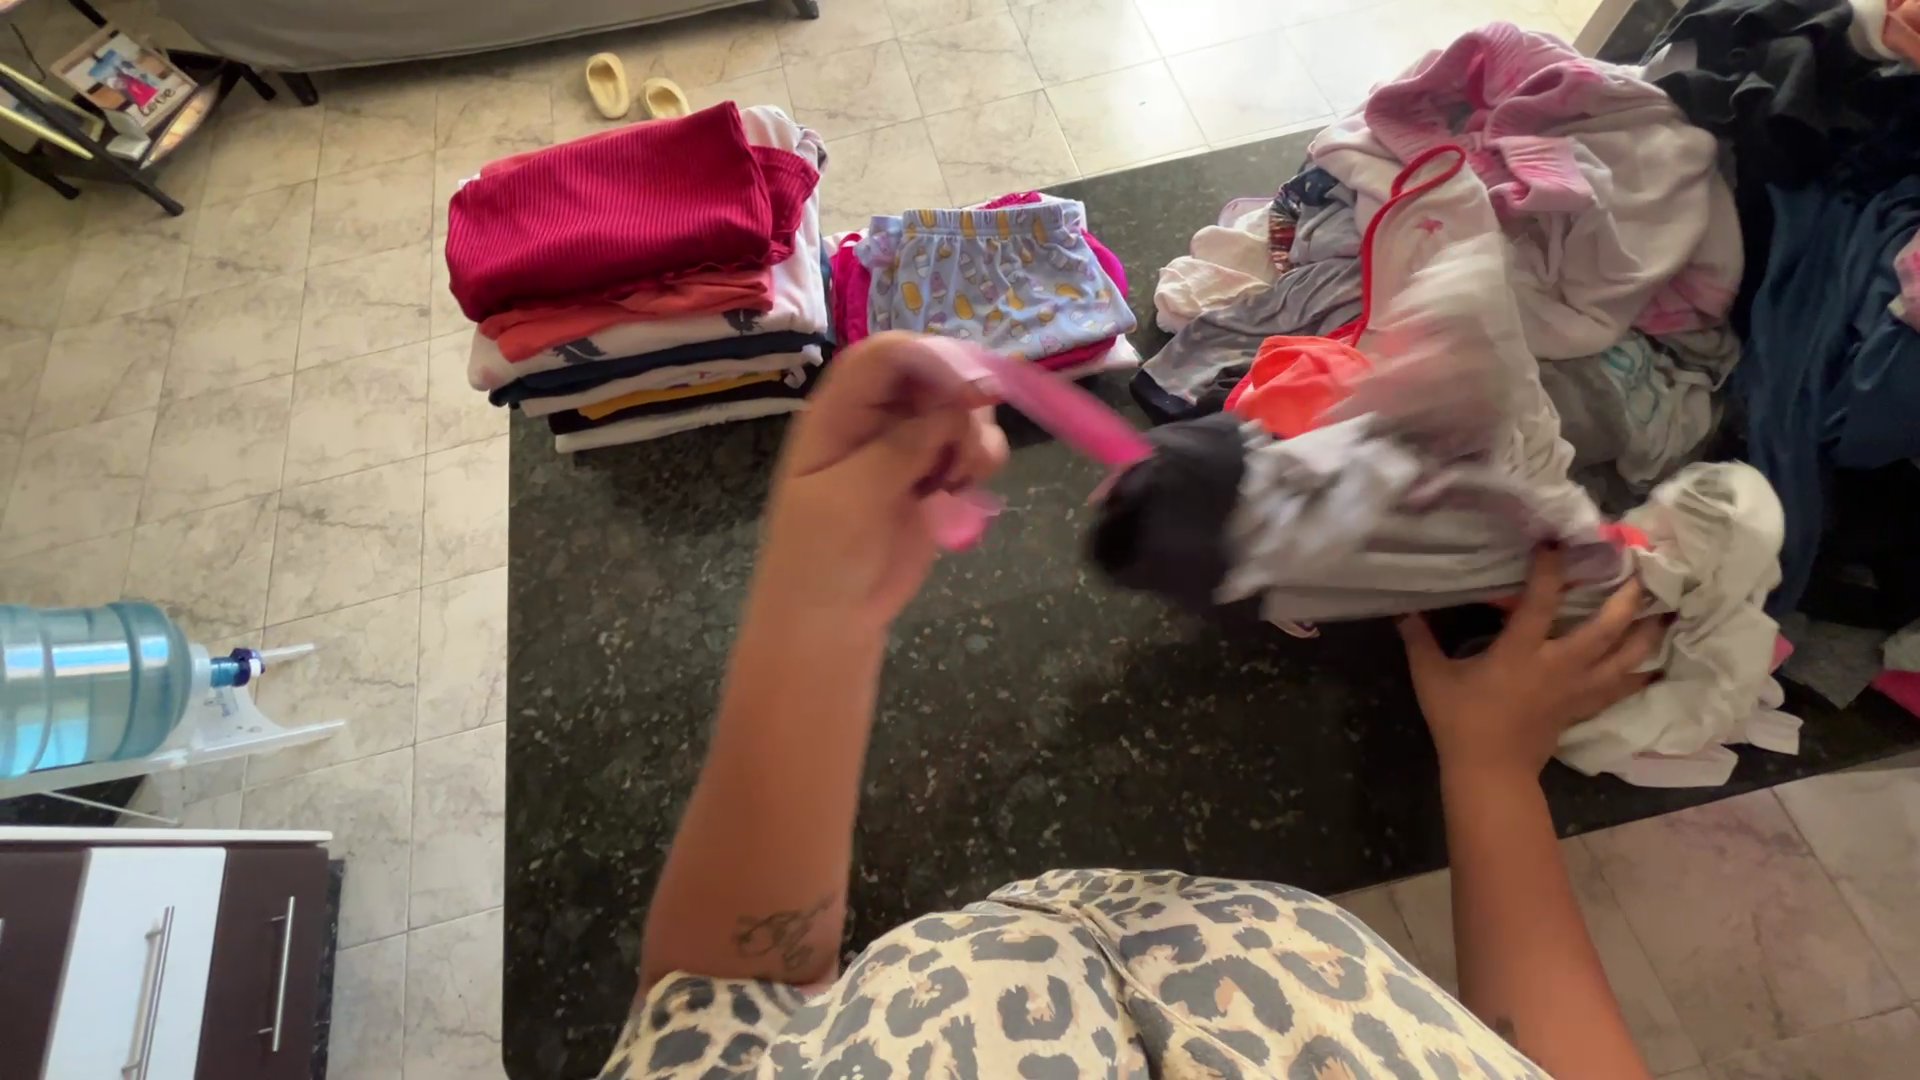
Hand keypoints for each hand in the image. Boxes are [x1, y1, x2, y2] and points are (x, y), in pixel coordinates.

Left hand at [751, 333, 1008, 631]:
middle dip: (965, 402)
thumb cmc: (820, 560)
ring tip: (961, 479)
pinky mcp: (932, 474)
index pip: (886, 357)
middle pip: (933, 374)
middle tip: (973, 452)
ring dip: (976, 436)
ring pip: (960, 408)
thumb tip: (955, 408)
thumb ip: (899, 450)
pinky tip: (962, 492)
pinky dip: (980, 459)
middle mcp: (873, 418)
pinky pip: (970, 445)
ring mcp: (905, 446)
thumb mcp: (849, 501)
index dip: (934, 360)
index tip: (979, 393)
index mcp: (837, 413)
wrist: (831, 619)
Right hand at [1398, 547, 1664, 782]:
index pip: (1540, 603)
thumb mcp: (1430, 675)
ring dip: (1648, 631)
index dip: (1549, 570)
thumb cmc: (1458, 718)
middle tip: (1641, 571)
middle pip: (1607, 628)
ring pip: (1629, 656)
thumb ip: (1419, 639)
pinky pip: (1625, 685)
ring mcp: (1578, 688)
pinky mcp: (1585, 707)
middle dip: (1626, 598)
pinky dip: (1644, 670)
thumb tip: (1403, 609)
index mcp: (1519, 653)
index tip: (1555, 543)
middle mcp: (1559, 666)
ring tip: (1665, 609)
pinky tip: (1656, 659)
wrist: (1489, 768)